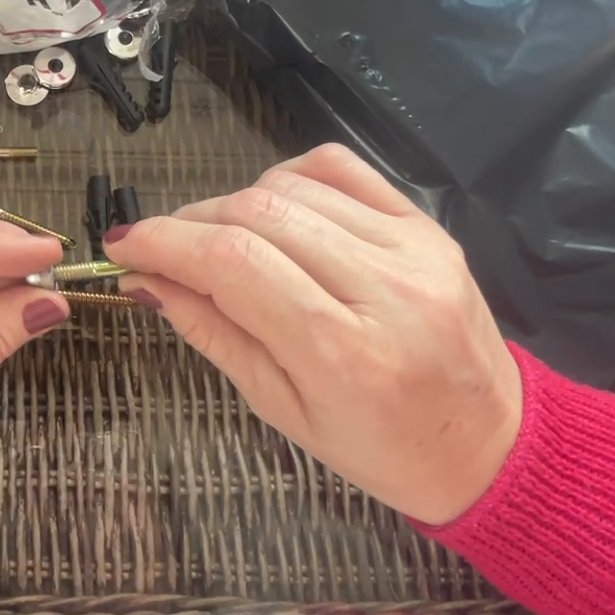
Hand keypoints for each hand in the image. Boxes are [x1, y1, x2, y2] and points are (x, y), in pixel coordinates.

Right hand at [106, 144, 520, 524]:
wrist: (493, 444)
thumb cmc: (377, 448)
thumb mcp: (278, 408)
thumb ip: (210, 332)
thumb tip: (144, 279)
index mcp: (343, 351)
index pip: (232, 263)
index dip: (163, 241)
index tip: (121, 245)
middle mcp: (384, 286)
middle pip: (255, 215)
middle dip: (188, 223)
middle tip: (161, 249)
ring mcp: (413, 246)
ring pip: (287, 187)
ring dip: (230, 205)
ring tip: (217, 241)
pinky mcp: (427, 224)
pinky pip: (336, 166)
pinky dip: (284, 177)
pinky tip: (271, 211)